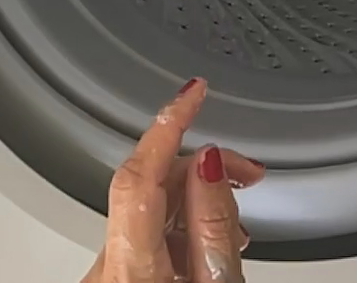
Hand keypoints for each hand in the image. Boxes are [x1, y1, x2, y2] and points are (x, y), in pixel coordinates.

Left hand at [81, 78, 265, 282]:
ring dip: (196, 208)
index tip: (192, 91)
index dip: (168, 124)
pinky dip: (179, 234)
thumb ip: (213, 220)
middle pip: (151, 192)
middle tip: (253, 177)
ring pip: (149, 218)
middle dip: (205, 173)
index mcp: (131, 273)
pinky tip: (207, 253)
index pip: (140, 177)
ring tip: (237, 234)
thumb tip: (207, 160)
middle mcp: (103, 277)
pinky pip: (142, 242)